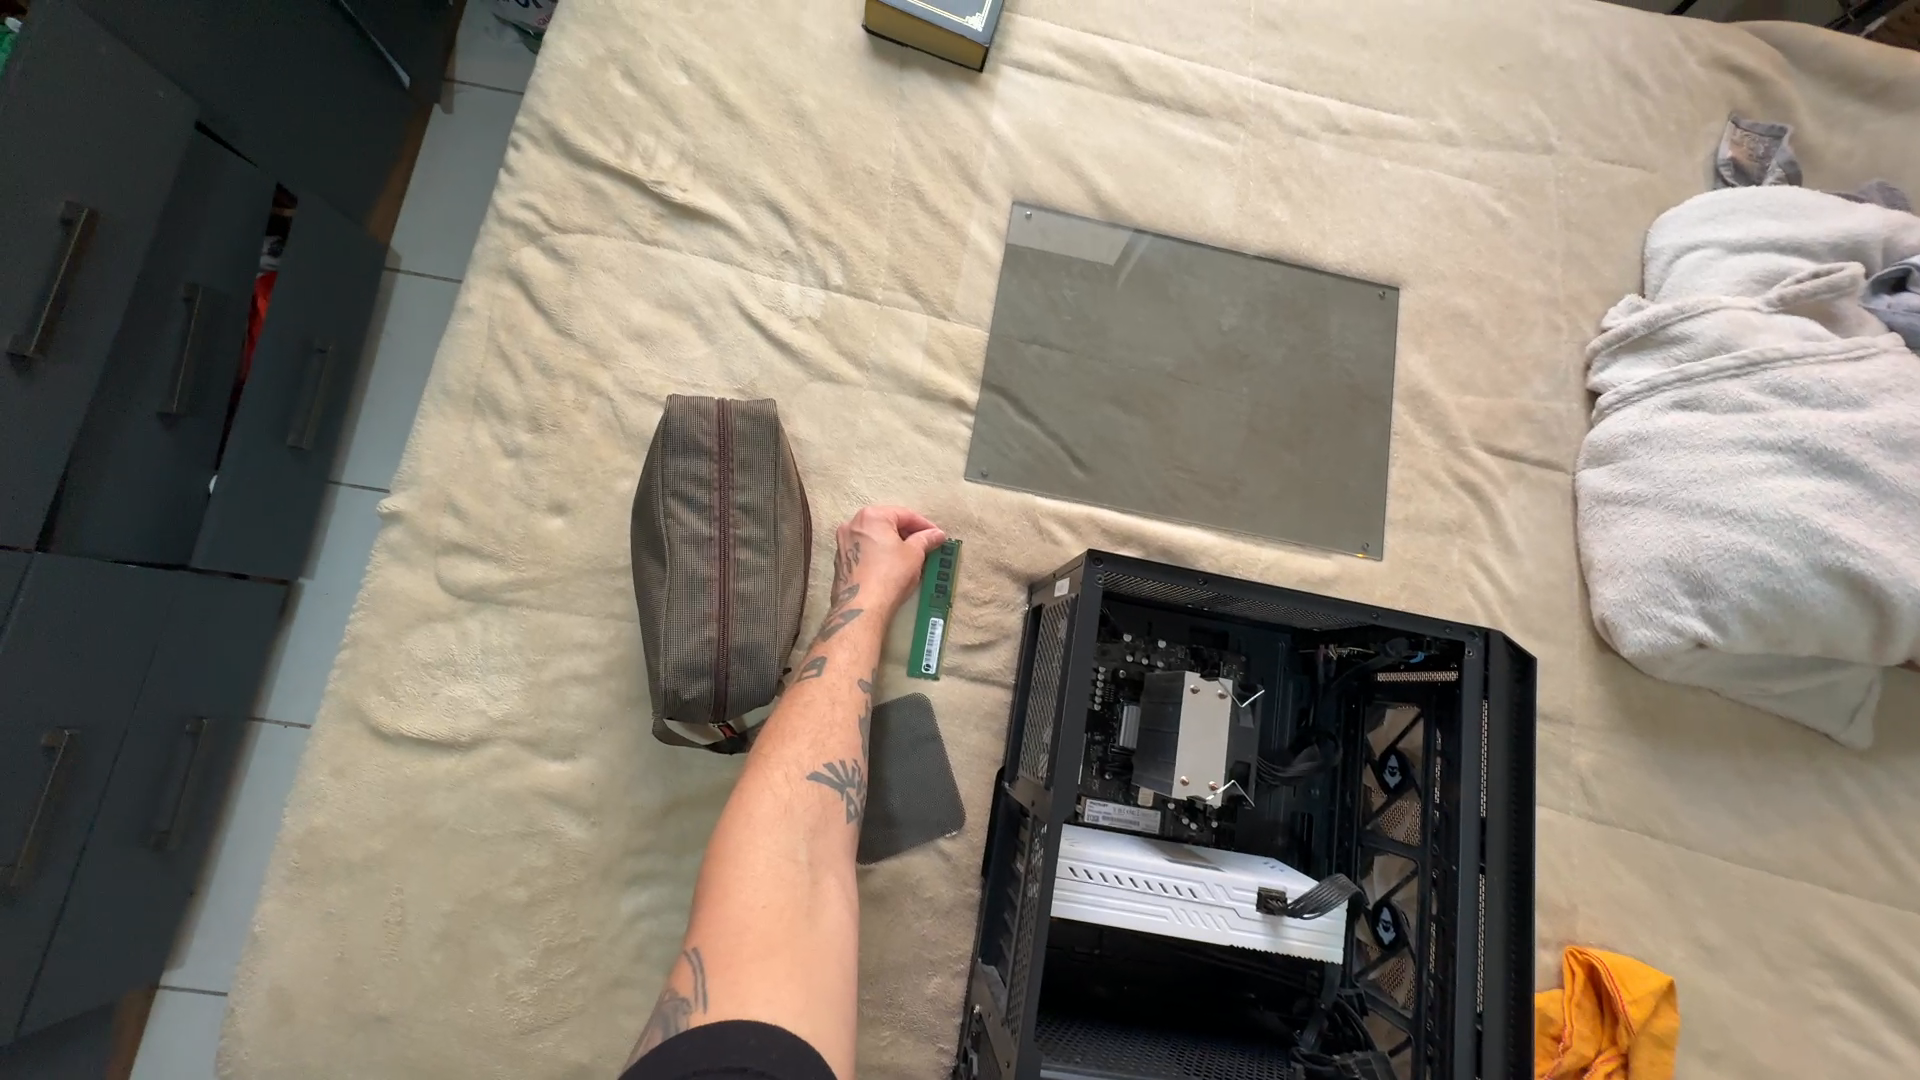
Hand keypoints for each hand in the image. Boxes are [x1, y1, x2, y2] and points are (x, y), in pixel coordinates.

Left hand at [830, 506, 946, 620]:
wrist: (862, 607)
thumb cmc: (889, 575)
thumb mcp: (914, 554)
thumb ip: (925, 539)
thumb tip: (936, 534)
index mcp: (872, 516)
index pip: (904, 514)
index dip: (924, 525)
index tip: (936, 535)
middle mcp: (853, 524)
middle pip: (887, 523)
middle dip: (907, 534)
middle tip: (925, 545)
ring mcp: (843, 543)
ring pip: (874, 537)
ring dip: (893, 544)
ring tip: (911, 556)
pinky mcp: (840, 561)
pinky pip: (865, 551)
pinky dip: (879, 554)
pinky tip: (892, 566)